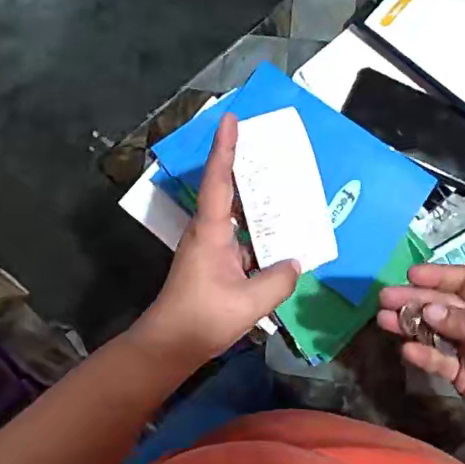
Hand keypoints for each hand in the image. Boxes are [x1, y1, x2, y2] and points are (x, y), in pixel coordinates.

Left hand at [132, 112, 301, 365]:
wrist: (169, 345)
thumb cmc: (201, 319)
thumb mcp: (247, 304)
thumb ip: (277, 281)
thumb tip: (295, 263)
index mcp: (210, 231)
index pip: (219, 180)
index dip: (225, 147)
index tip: (231, 118)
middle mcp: (208, 230)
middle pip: (227, 187)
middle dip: (244, 162)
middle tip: (269, 142)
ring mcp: (210, 245)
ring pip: (236, 212)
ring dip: (256, 197)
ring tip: (284, 181)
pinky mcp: (215, 261)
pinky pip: (241, 234)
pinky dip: (259, 227)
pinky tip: (281, 232)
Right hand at [377, 264, 464, 453]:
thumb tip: (429, 310)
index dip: (438, 277)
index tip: (411, 274)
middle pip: (443, 305)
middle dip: (415, 300)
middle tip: (385, 298)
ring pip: (434, 330)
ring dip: (410, 324)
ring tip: (383, 319)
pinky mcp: (461, 376)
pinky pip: (438, 359)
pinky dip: (422, 353)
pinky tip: (407, 350)